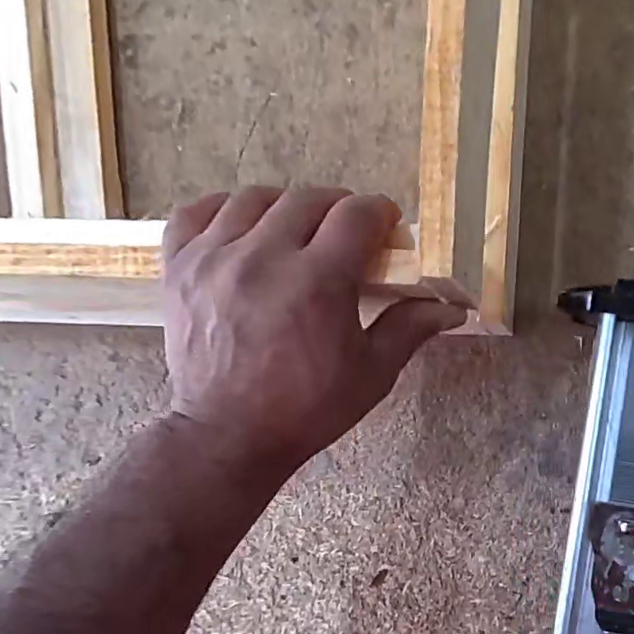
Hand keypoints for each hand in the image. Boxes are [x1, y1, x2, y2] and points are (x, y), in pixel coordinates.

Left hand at [161, 186, 465, 473]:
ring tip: (299, 233)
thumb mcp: (371, 373)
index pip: (356, 214)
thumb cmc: (308, 409)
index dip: (379, 213)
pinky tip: (244, 231)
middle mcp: (264, 258)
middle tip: (349, 236)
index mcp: (318, 283)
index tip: (386, 227)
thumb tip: (453, 308)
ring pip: (255, 198)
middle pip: (309, 199)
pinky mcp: (179, 266)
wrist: (229, 435)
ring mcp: (214, 258)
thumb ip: (410, 328)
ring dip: (287, 207)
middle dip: (339, 208)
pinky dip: (225, 211)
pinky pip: (198, 211)